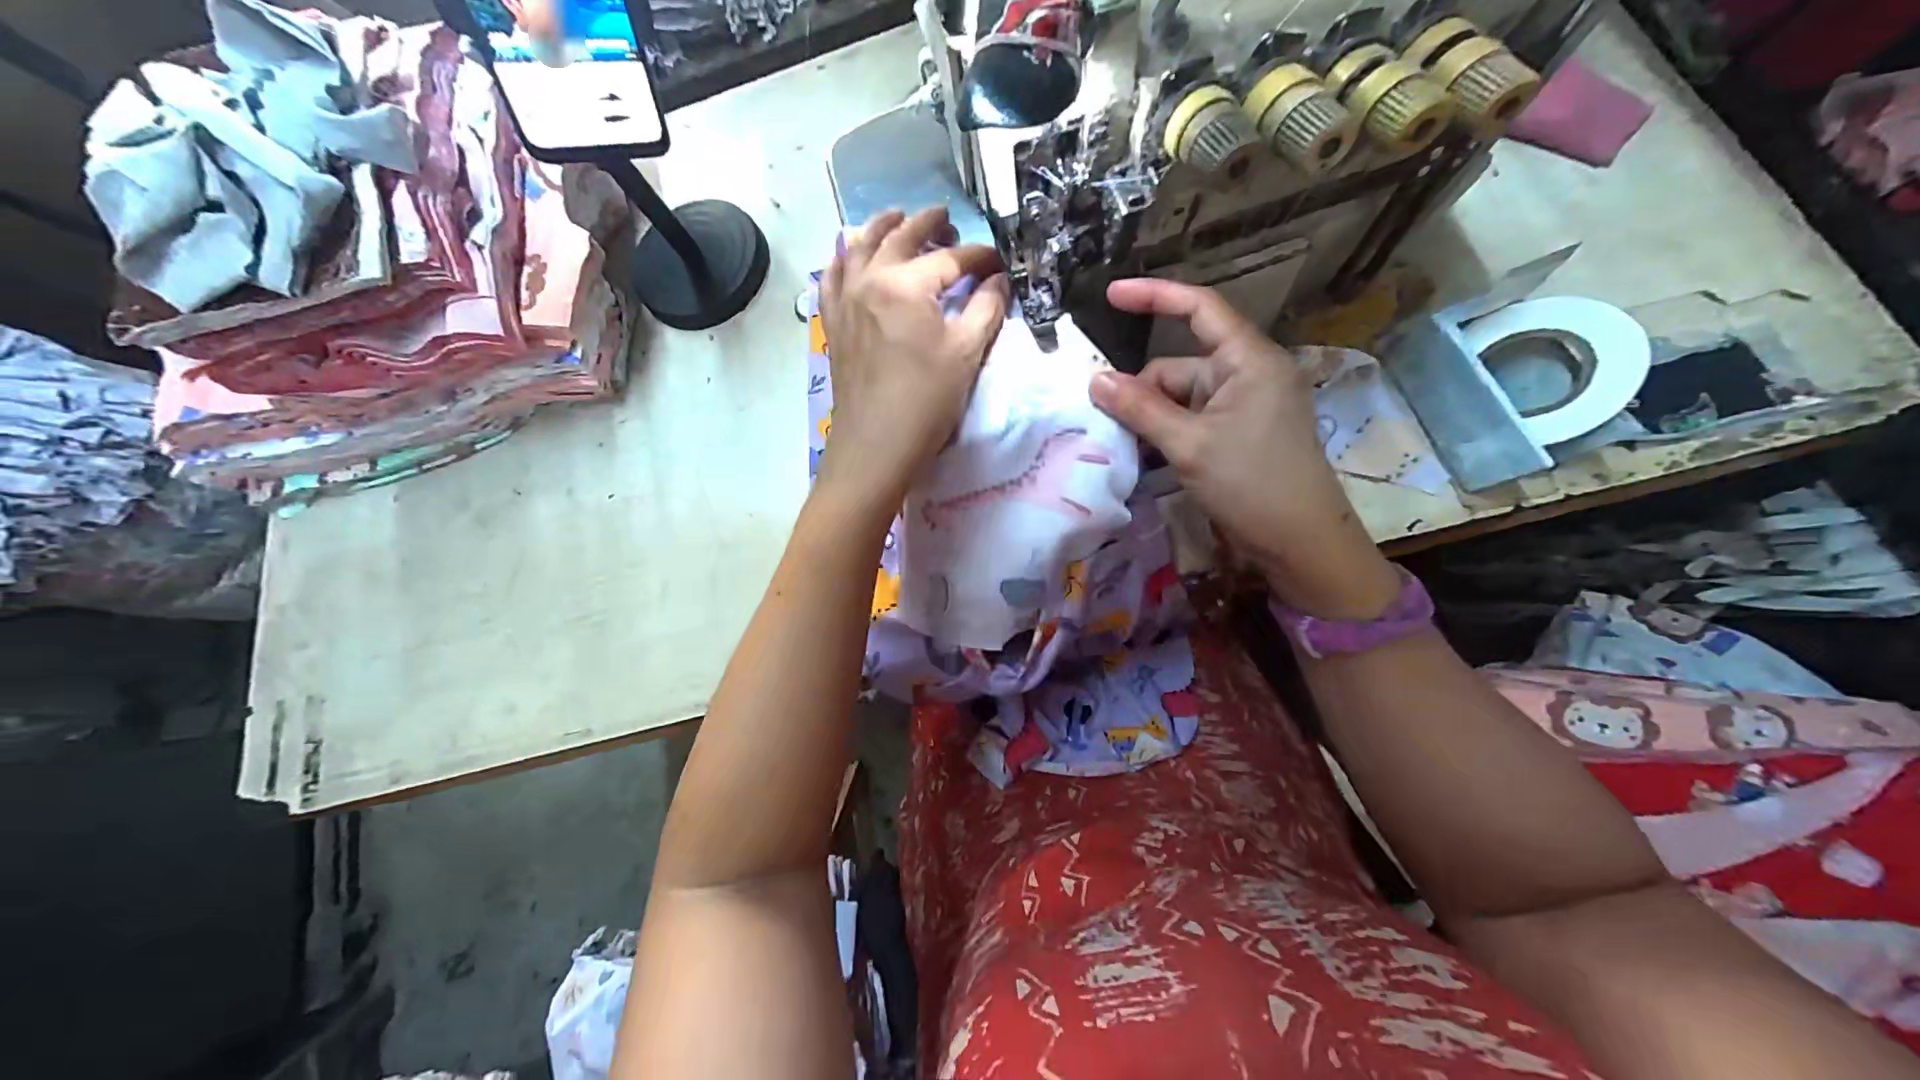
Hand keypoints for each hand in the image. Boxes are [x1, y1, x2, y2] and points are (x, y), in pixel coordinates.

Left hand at [818, 206, 1008, 511]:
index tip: (999, 263)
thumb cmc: (925, 403)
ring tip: (898, 218)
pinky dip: (844, 256)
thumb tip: (1000, 280)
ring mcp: (845, 299)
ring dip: (882, 227)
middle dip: (929, 225)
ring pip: (859, 245)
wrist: (875, 446)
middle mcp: (869, 280)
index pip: (950, 258)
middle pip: (901, 238)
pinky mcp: (833, 320)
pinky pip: (832, 275)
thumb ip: (986, 309)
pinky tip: (851, 252)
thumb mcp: (966, 354)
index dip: (979, 257)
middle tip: (948, 220)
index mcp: (906, 285)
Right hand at [1089, 279, 1400, 618]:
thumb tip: (1094, 380)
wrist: (1299, 541)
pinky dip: (1168, 432)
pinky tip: (1147, 457)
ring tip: (1128, 448)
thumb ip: (1140, 409)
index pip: (1199, 308)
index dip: (1154, 295)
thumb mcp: (1188, 445)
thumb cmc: (1250, 484)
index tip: (1111, 294)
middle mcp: (1248, 373)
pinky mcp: (1240, 432)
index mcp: (1248, 360)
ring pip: (1181, 396)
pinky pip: (1193, 418)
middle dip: (1143, 391)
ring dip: (1152, 418)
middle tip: (1109, 424)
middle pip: (1179, 364)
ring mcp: (1245, 404)